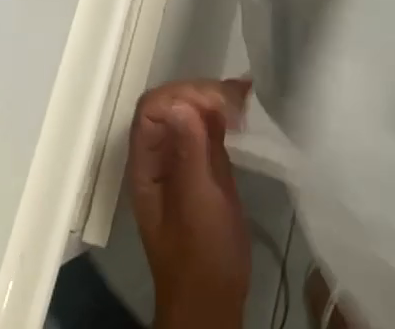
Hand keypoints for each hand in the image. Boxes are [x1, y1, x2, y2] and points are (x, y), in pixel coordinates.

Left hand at [126, 78, 252, 327]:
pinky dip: (227, 115)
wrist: (213, 300)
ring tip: (246, 99)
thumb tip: (182, 104)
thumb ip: (189, 154)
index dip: (182, 96)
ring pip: (193, 113)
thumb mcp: (196, 205)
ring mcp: (184, 160)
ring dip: (216, 99)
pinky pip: (211, 131)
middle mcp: (161, 156)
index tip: (217, 104)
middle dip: (201, 94)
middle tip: (238, 102)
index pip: (153, 109)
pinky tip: (247, 110)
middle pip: (173, 105)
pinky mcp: (207, 168)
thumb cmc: (201, 257)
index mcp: (147, 164)